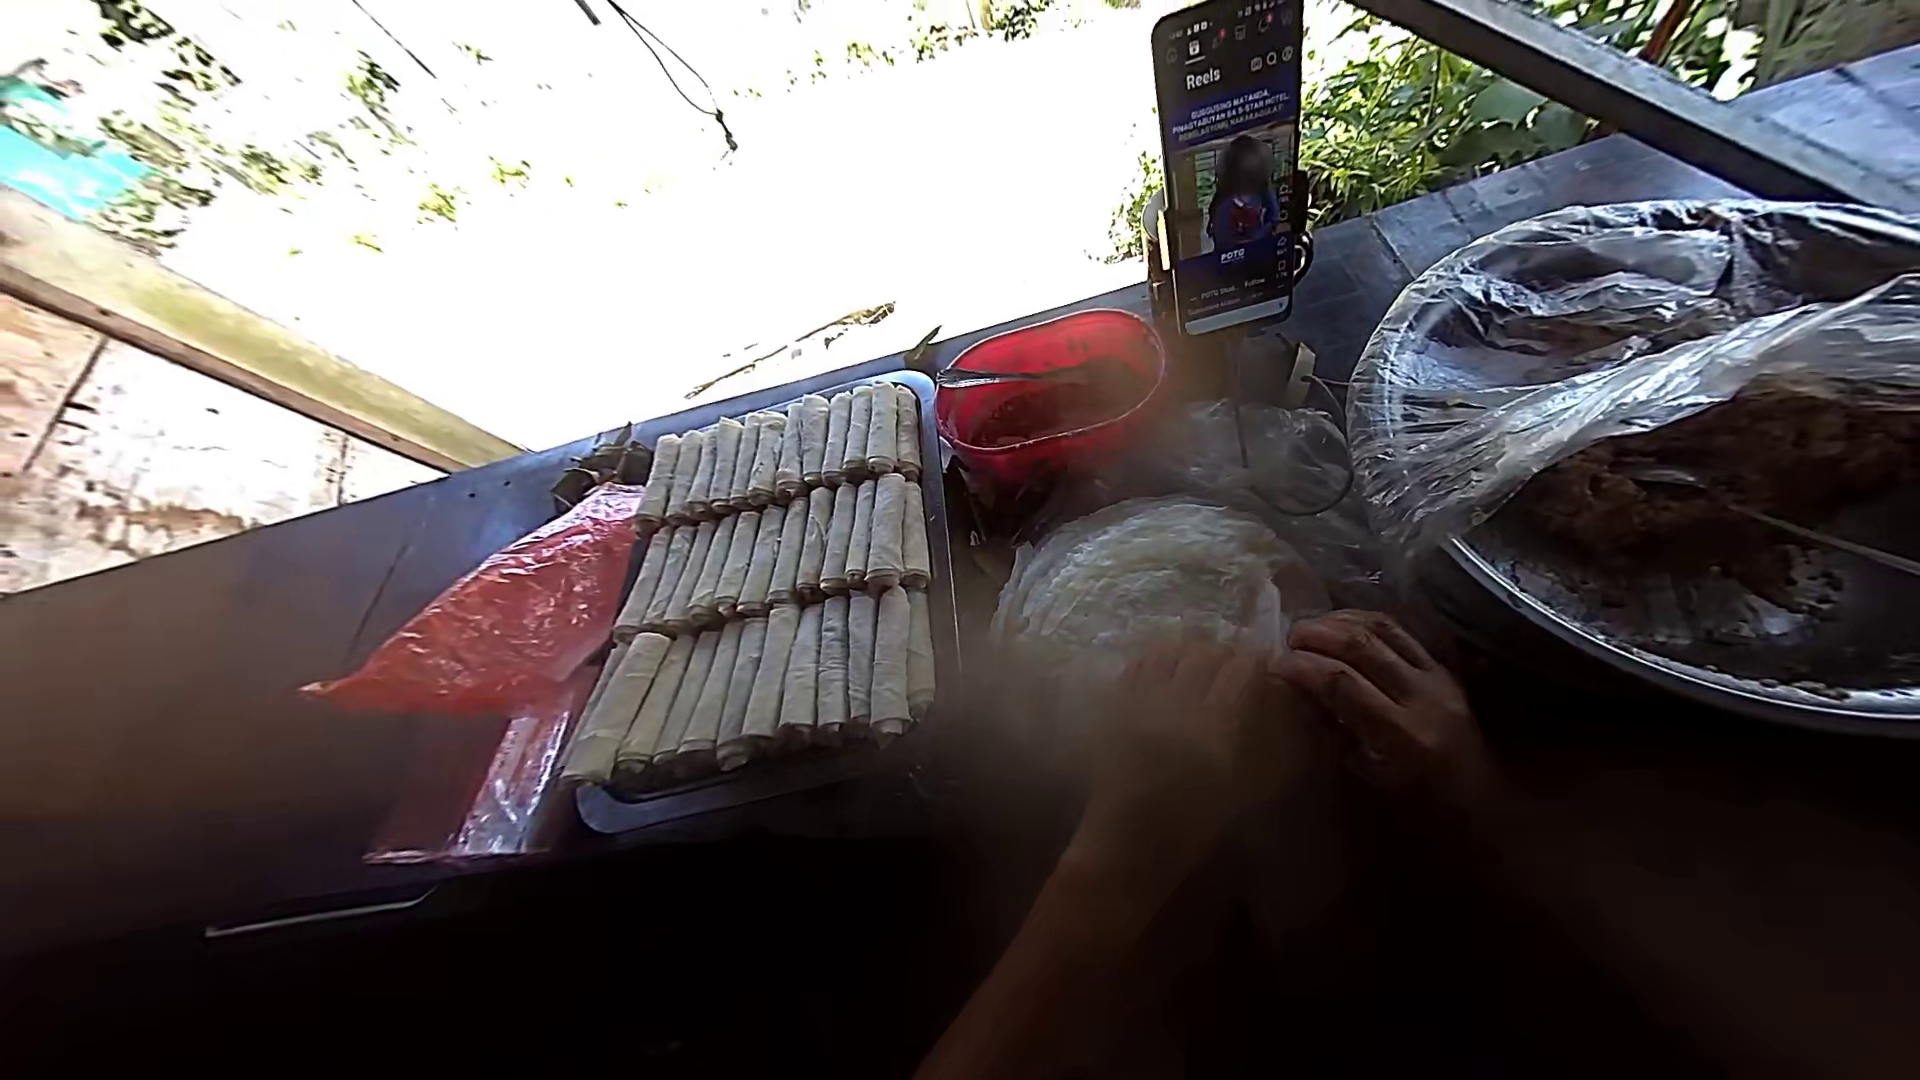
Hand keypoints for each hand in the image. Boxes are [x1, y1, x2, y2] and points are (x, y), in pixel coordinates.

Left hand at [1072, 640, 1290, 889]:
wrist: (1130, 837)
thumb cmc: (1194, 822)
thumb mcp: (1243, 783)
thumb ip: (1260, 737)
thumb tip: (1272, 698)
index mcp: (1216, 726)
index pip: (1241, 669)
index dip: (1256, 662)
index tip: (1263, 665)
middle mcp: (1178, 702)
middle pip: (1205, 653)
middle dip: (1224, 655)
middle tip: (1230, 667)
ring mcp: (1142, 699)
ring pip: (1170, 651)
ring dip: (1189, 652)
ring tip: (1196, 665)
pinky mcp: (1117, 703)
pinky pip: (1139, 664)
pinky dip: (1156, 660)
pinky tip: (1165, 672)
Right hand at [1273, 610, 1490, 806]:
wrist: (1489, 816)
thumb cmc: (1417, 810)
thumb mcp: (1365, 777)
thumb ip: (1332, 728)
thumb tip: (1296, 691)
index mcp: (1403, 736)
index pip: (1341, 682)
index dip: (1300, 666)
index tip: (1273, 664)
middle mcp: (1424, 700)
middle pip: (1359, 646)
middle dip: (1314, 636)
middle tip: (1285, 641)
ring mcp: (1438, 680)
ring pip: (1380, 630)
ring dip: (1335, 622)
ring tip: (1305, 629)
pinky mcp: (1443, 670)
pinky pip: (1398, 631)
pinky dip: (1361, 620)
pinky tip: (1337, 624)